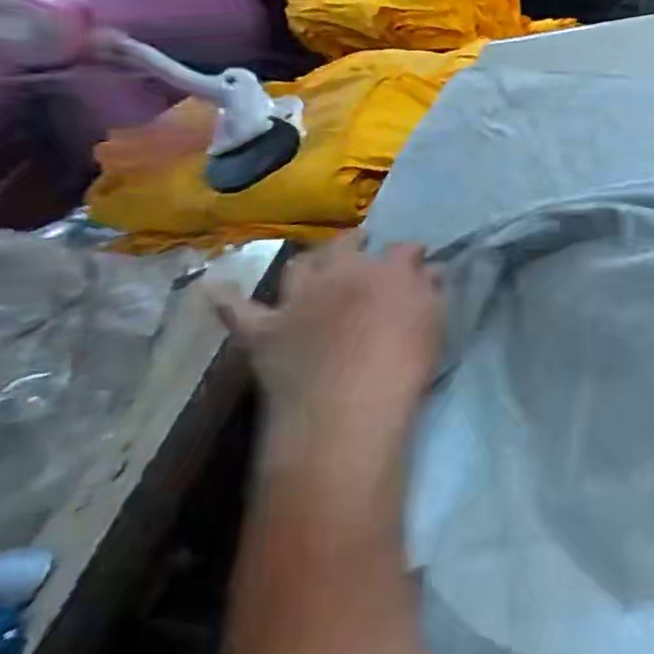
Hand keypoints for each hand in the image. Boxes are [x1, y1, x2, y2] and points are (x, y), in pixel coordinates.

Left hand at [209, 232, 442, 457]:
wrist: (346, 411)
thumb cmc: (404, 367)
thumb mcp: (434, 325)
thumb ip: (430, 292)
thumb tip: (426, 270)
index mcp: (388, 271)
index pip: (403, 249)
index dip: (412, 253)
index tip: (418, 261)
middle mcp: (339, 274)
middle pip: (345, 245)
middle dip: (356, 242)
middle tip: (364, 248)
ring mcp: (297, 300)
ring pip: (299, 267)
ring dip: (310, 262)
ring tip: (317, 267)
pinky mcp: (263, 330)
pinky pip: (236, 308)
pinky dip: (228, 296)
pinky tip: (218, 287)